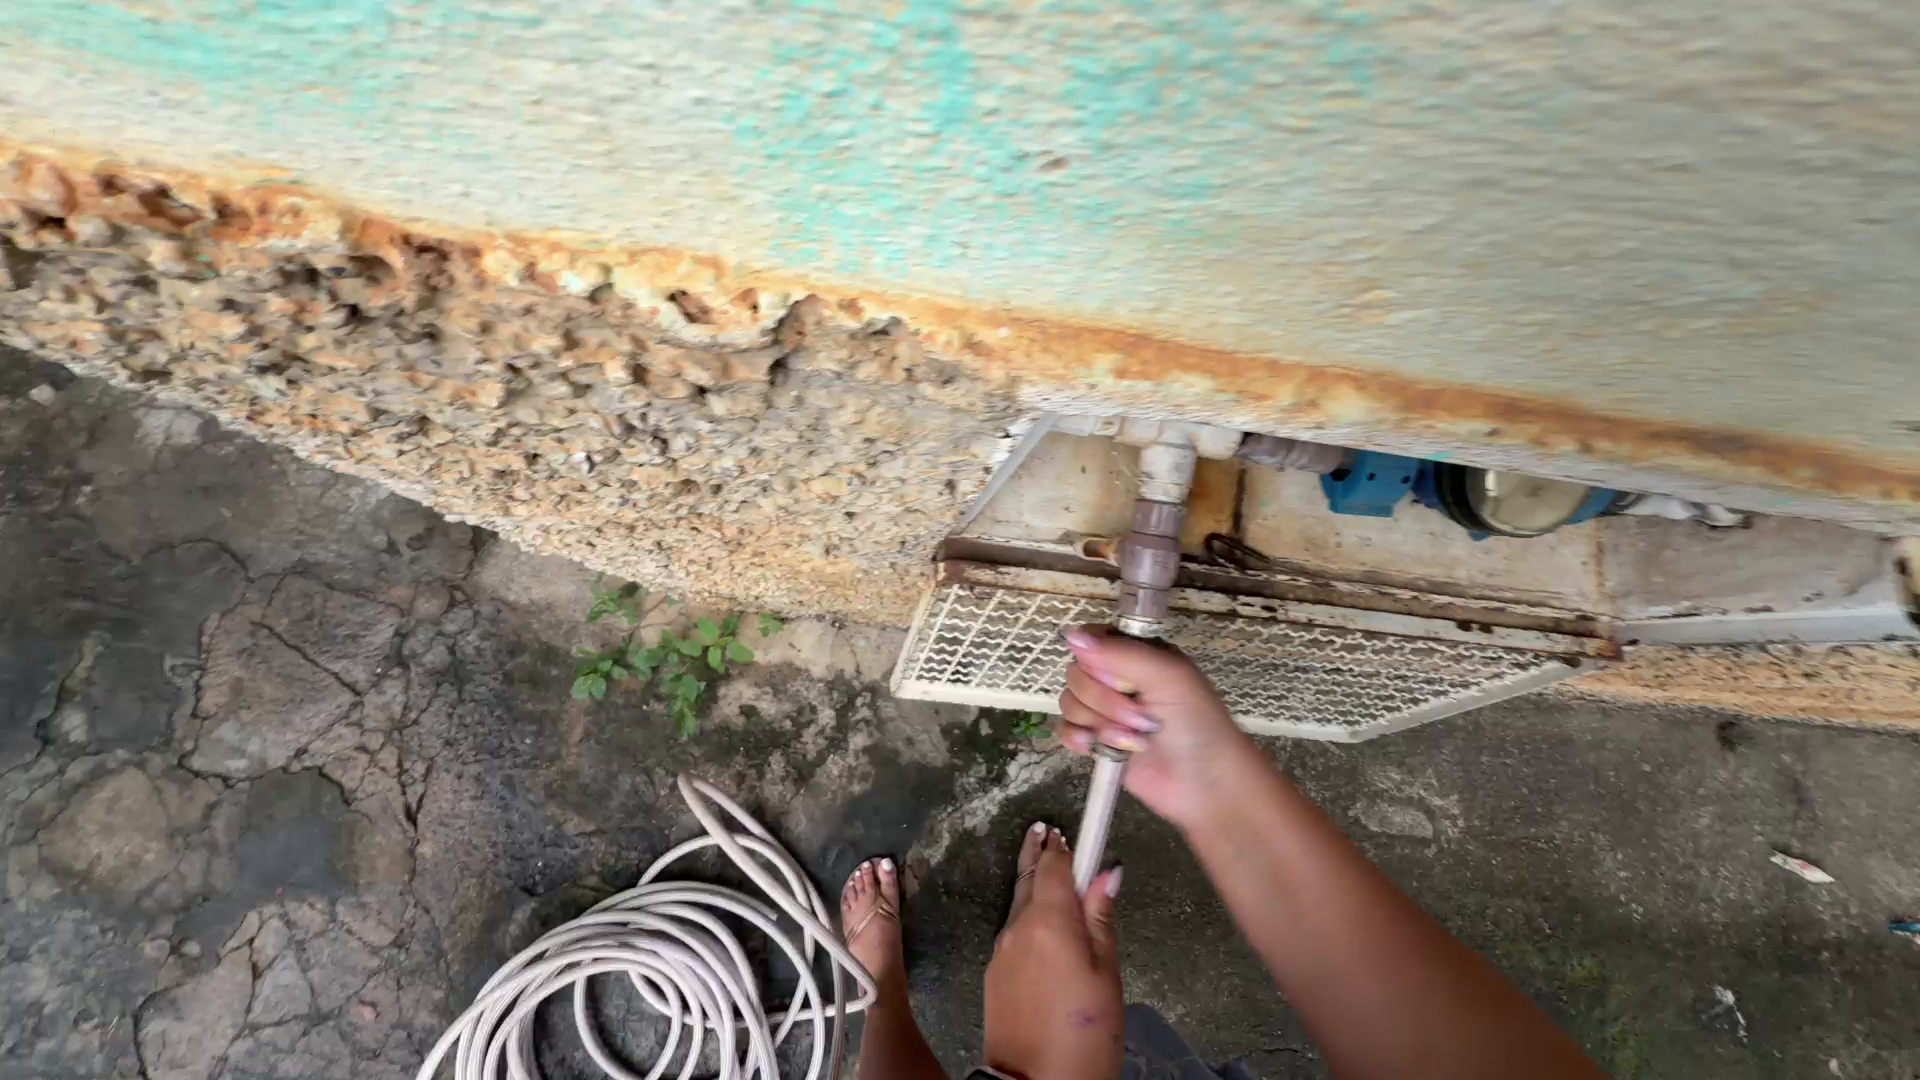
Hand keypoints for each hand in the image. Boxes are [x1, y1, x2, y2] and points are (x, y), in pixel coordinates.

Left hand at [984, 827, 1123, 1079]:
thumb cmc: (1084, 1033)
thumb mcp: (1106, 975)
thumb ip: (1100, 918)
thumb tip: (1106, 871)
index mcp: (1049, 920)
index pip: (1053, 866)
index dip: (1062, 847)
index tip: (1066, 830)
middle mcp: (1018, 926)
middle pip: (1028, 878)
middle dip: (1038, 853)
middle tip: (1043, 830)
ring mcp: (1001, 949)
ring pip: (1020, 906)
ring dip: (1033, 887)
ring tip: (1046, 872)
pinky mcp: (993, 972)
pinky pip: (1014, 934)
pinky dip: (1027, 919)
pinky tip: (1041, 929)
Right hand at [1057, 624, 1253, 826]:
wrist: (1206, 785)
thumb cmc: (1197, 724)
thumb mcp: (1168, 678)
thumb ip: (1121, 654)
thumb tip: (1071, 635)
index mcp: (1136, 654)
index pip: (1092, 639)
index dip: (1095, 659)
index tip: (1117, 679)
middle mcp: (1117, 678)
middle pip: (1077, 673)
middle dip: (1104, 700)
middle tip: (1140, 718)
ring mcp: (1105, 710)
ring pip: (1070, 701)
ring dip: (1099, 722)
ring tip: (1133, 740)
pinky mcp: (1096, 740)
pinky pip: (1065, 729)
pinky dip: (1078, 738)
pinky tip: (1096, 747)